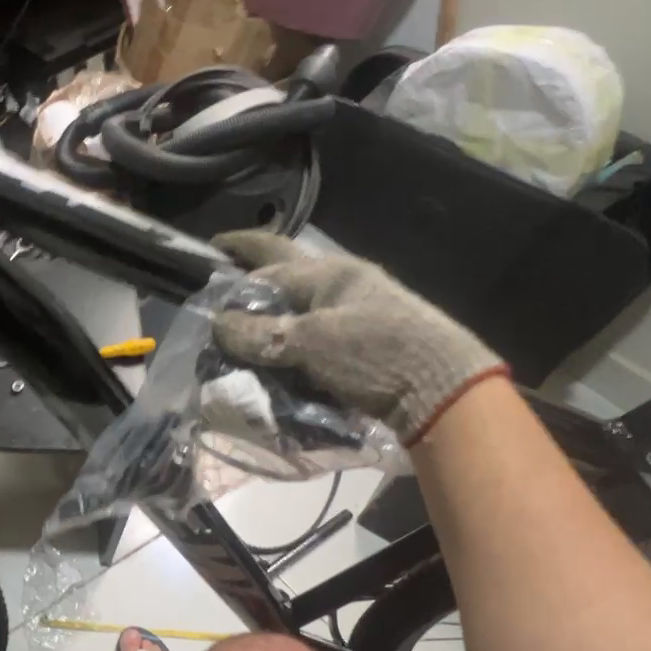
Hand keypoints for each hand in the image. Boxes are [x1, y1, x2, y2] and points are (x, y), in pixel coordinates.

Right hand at [209, 231, 507, 444]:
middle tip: (218, 287)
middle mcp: (341, 284)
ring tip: (235, 335)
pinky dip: (285, 343)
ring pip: (295, 307)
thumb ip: (259, 334)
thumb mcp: (309, 343)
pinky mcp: (360, 343)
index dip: (236, 259)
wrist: (443, 392)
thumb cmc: (377, 355)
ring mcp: (353, 312)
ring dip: (265, 317)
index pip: (270, 258)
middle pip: (284, 274)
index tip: (206, 261)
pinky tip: (270, 359)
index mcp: (330, 272)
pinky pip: (309, 334)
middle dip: (251, 277)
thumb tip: (217, 324)